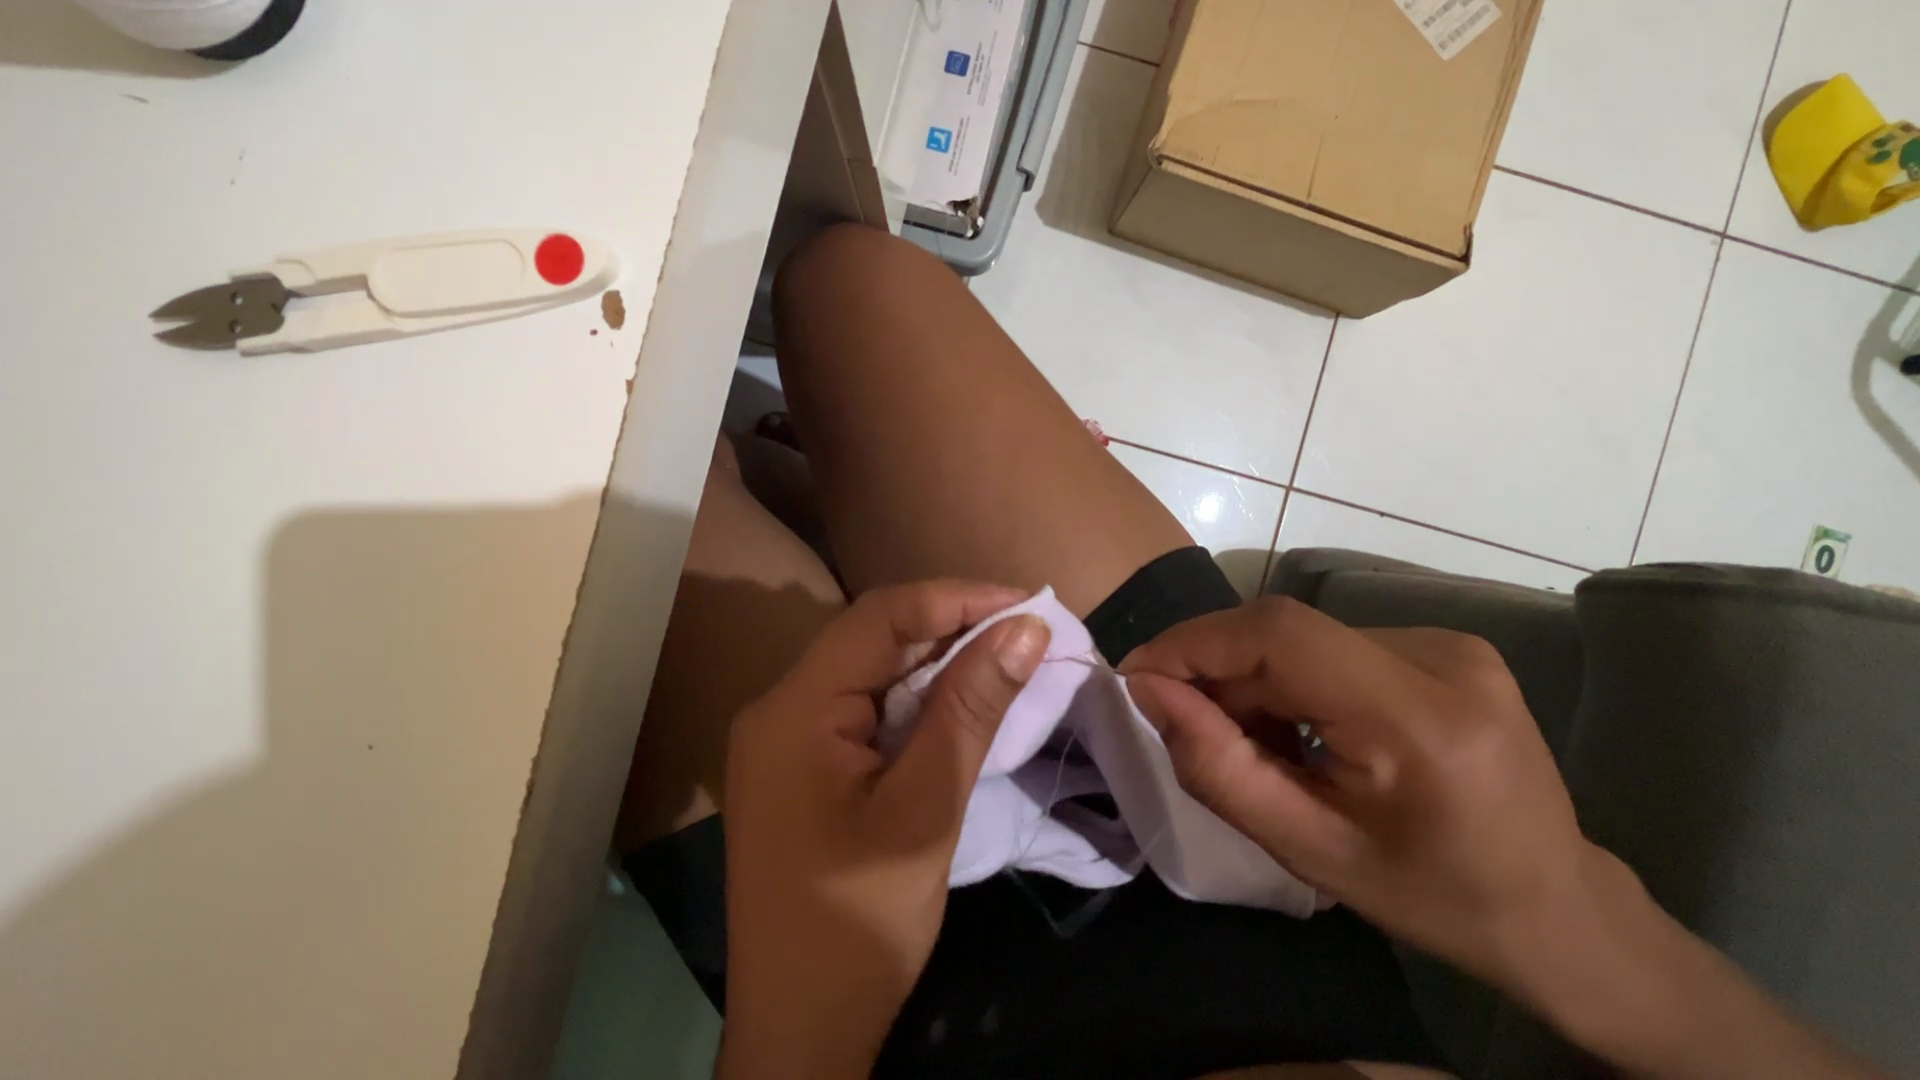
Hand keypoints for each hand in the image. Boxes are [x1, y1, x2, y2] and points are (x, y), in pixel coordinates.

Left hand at [717, 581, 1050, 1079]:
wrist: (800, 1025)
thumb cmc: (861, 919)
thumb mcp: (925, 808)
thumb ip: (970, 709)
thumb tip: (1024, 628)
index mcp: (793, 710)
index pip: (880, 618)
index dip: (957, 599)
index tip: (1028, 604)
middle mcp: (778, 710)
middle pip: (871, 641)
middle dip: (951, 629)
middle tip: (1027, 633)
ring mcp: (783, 742)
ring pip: (869, 676)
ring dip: (937, 666)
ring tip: (1007, 661)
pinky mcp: (798, 770)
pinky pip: (860, 713)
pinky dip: (913, 704)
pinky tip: (960, 707)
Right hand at [1123, 599, 1891, 1079]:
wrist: (1555, 907)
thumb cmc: (1430, 896)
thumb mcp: (1308, 851)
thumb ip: (1218, 767)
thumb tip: (1148, 689)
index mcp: (1421, 719)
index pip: (1280, 635)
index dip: (1194, 643)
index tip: (1137, 677)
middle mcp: (1443, 657)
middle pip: (1287, 633)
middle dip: (1217, 671)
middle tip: (1188, 729)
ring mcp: (1453, 644)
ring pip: (1305, 637)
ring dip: (1254, 679)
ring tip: (1255, 745)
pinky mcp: (1448, 646)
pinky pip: (1335, 646)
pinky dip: (1292, 679)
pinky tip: (1301, 731)